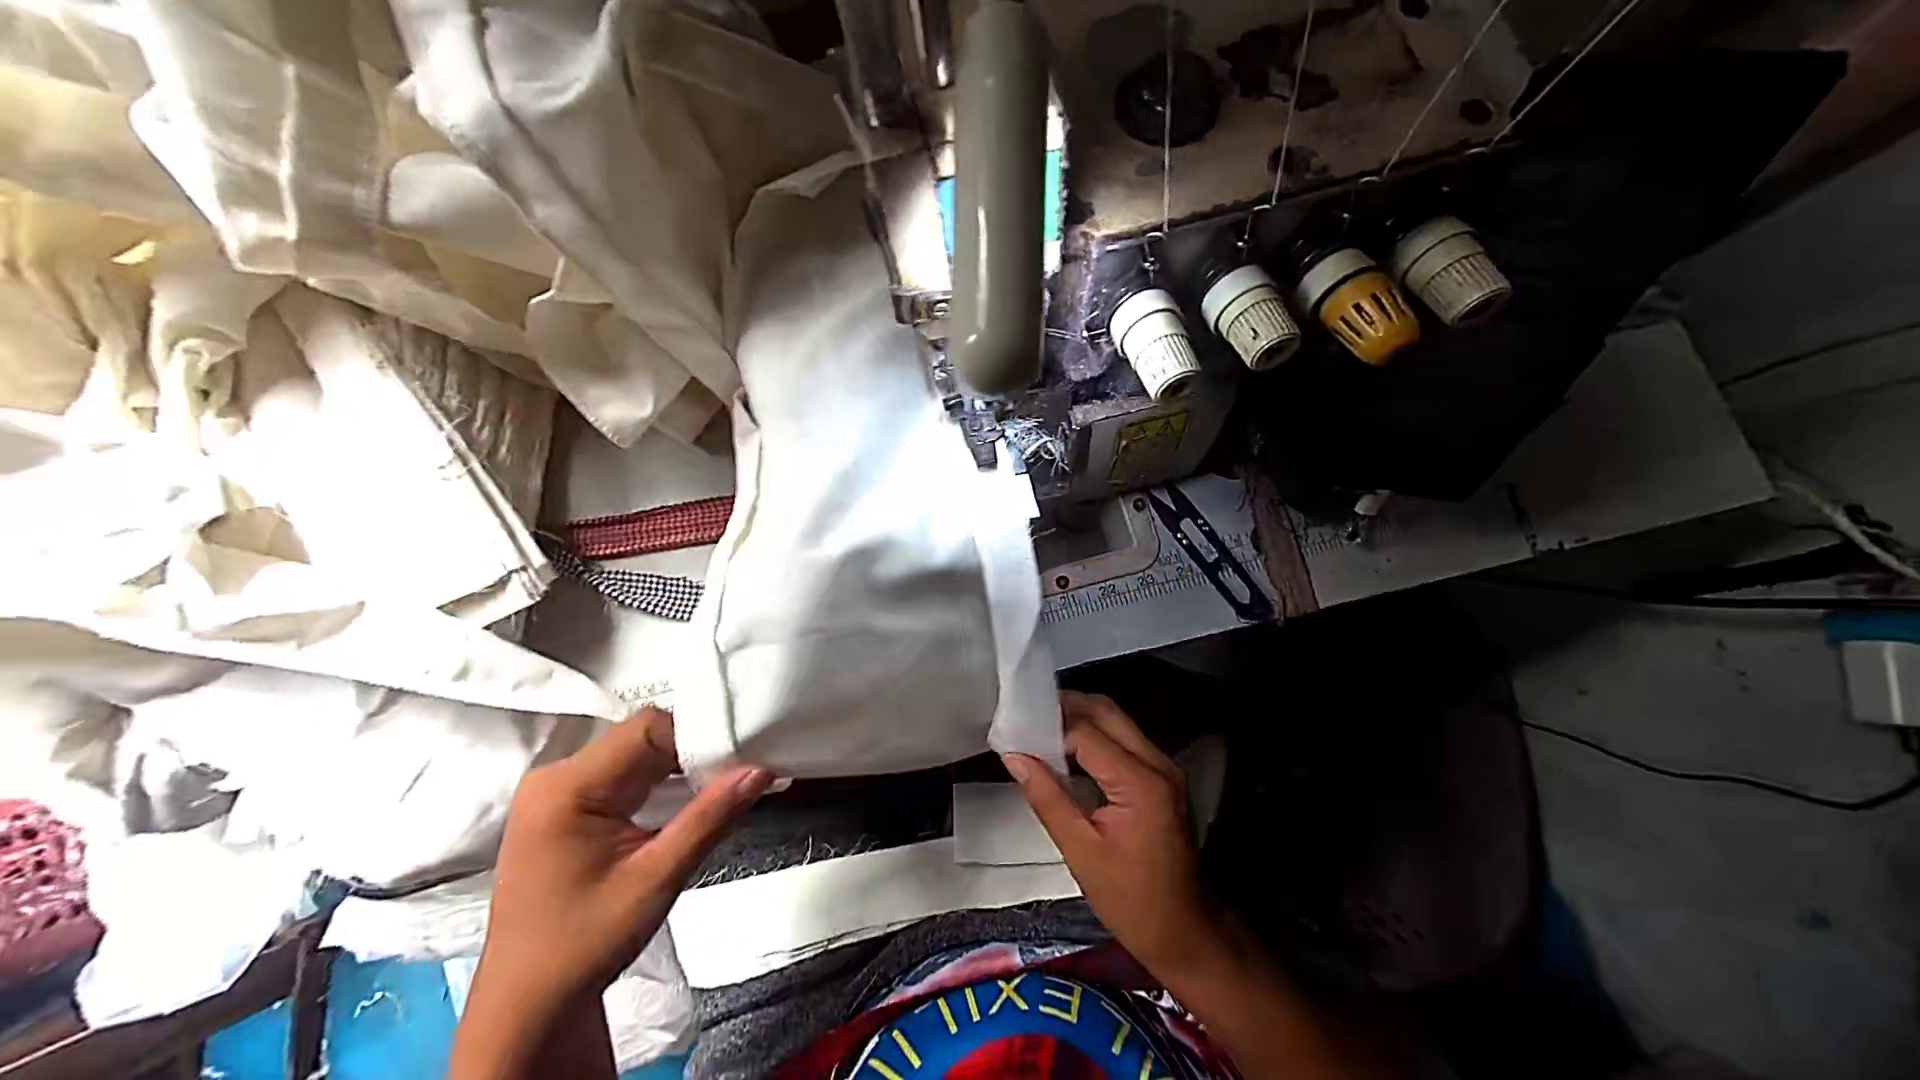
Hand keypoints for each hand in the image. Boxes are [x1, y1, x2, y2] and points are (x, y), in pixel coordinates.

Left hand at [452, 708, 772, 1079]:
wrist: (529, 1005)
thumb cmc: (587, 942)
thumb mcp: (657, 878)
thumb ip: (710, 817)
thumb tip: (761, 768)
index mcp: (566, 786)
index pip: (646, 730)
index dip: (696, 737)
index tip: (738, 759)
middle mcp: (556, 777)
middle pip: (640, 738)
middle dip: (692, 752)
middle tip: (737, 773)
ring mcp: (557, 793)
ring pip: (634, 755)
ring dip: (678, 768)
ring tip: (719, 787)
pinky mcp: (565, 809)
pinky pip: (622, 776)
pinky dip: (659, 783)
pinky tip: (687, 802)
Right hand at [1001, 691, 1226, 973]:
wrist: (1185, 932)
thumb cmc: (1131, 900)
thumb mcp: (1080, 851)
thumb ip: (1046, 797)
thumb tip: (1014, 757)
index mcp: (1139, 783)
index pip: (1086, 733)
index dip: (1048, 728)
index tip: (1015, 733)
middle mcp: (1158, 764)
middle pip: (1107, 712)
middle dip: (1066, 708)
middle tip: (1027, 720)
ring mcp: (1165, 768)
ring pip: (1118, 721)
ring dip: (1080, 719)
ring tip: (1041, 734)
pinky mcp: (1163, 777)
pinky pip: (1125, 740)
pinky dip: (1095, 737)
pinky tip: (1068, 752)